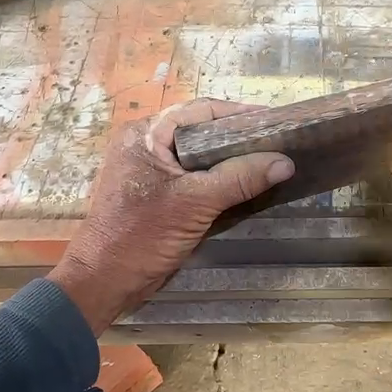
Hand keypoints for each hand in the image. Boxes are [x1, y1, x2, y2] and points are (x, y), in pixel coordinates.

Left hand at [49, 100, 294, 332]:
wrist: (106, 281)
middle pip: (202, 132)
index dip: (239, 114)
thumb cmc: (141, 235)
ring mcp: (153, 172)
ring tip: (271, 160)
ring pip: (201, 157)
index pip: (200, 110)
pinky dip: (222, 180)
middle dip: (239, 137)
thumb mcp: (195, 202)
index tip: (276, 121)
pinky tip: (249, 185)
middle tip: (278, 142)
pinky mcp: (160, 196)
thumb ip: (240, 178)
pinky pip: (197, 178)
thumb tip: (285, 162)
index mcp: (146, 134)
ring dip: (233, 160)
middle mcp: (148, 145)